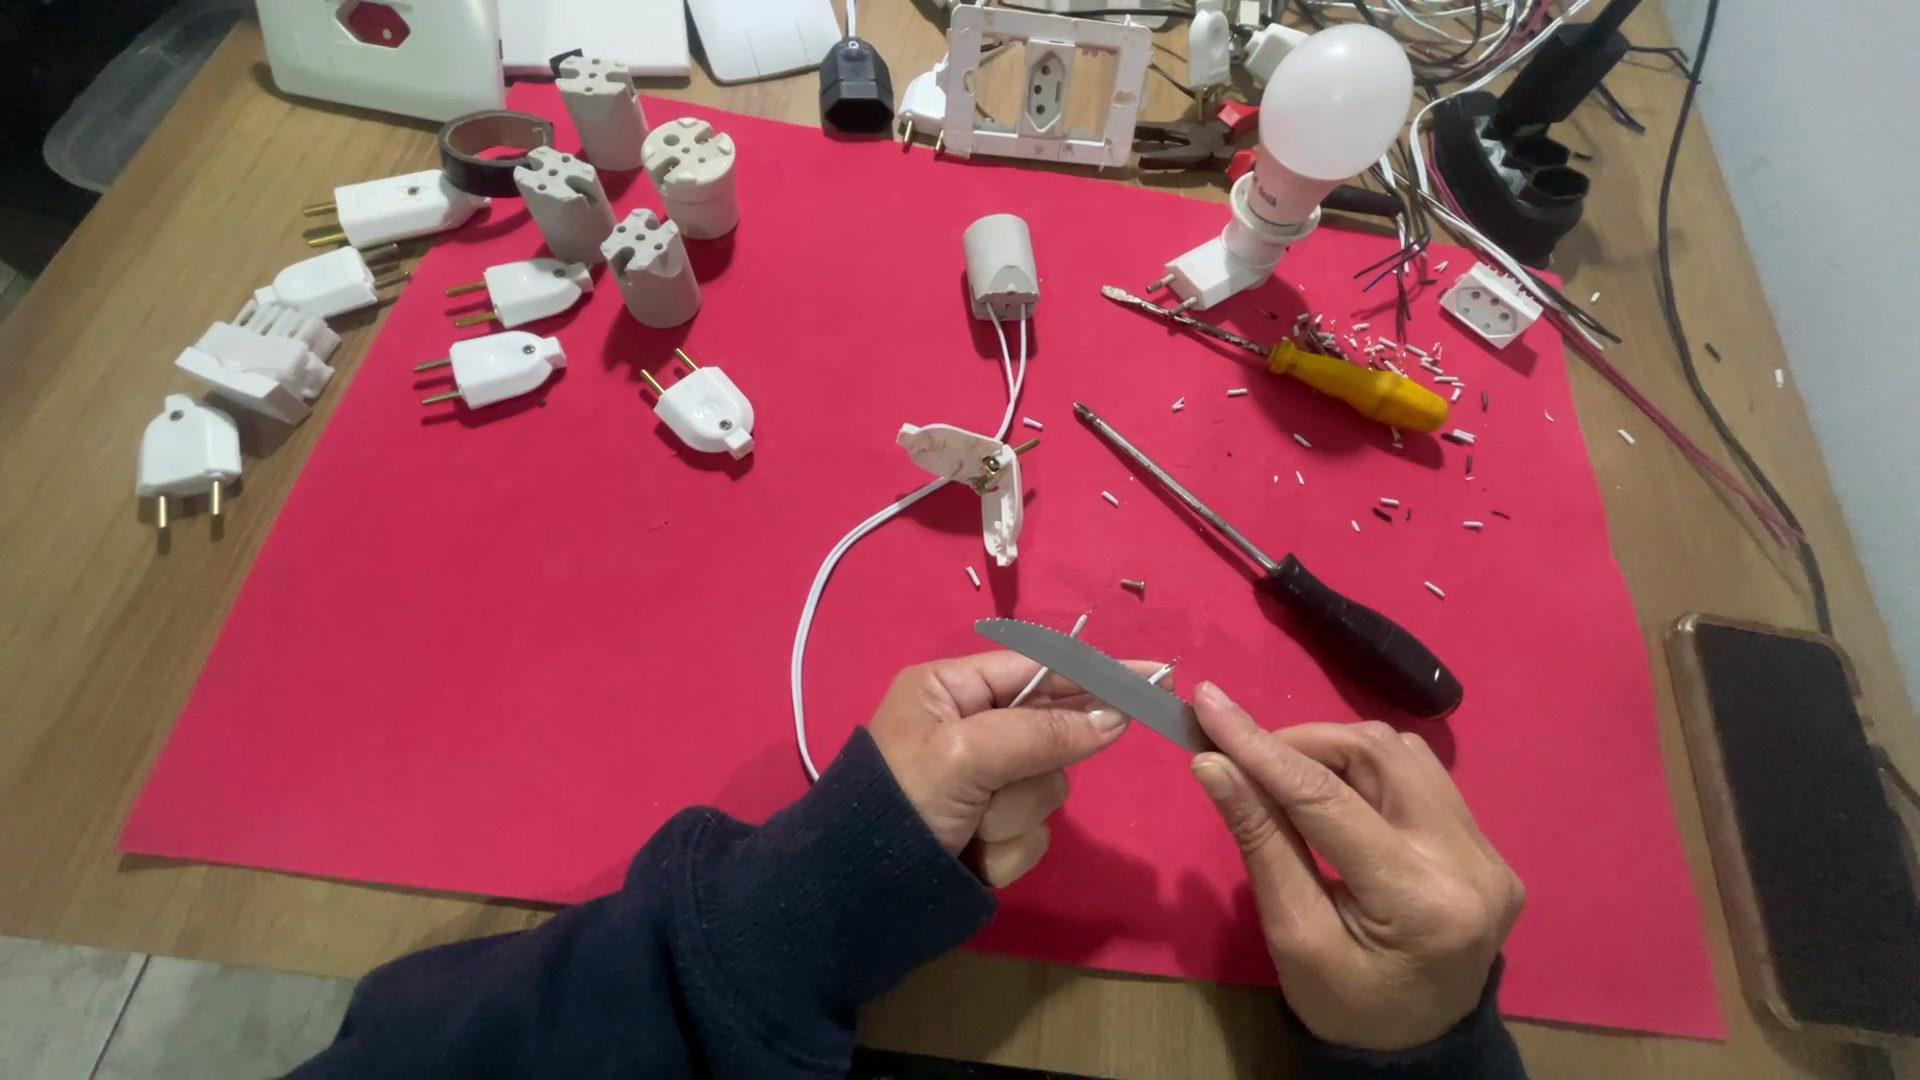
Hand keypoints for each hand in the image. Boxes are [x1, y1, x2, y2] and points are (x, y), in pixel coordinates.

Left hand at [867, 651, 1152, 886]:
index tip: (1150, 675)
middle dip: (1026, 770)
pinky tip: (971, 854)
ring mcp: (984, 781)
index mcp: (951, 689)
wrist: (855, 900)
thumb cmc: (900, 803)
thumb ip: (1040, 732)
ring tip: (967, 826)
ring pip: (1047, 789)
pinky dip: (1005, 847)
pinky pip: (1034, 832)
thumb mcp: (964, 754)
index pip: (1037, 669)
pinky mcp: (993, 828)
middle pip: (1049, 732)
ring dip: (1010, 814)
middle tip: (993, 786)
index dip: (1091, 674)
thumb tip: (1113, 717)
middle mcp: (970, 727)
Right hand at [1188, 682, 1524, 1051]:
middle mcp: (1471, 863)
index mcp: (1420, 901)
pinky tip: (1337, 795)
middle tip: (1247, 759)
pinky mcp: (1486, 844)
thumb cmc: (1343, 1003)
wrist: (1417, 1052)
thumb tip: (1211, 762)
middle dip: (1300, 742)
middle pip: (1375, 754)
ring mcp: (1488, 850)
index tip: (1208, 703)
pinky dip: (1362, 767)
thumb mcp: (1290, 930)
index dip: (1259, 745)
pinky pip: (1417, 771)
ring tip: (1289, 782)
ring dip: (1332, 750)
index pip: (1325, 797)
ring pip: (1399, 751)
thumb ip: (1258, 838)